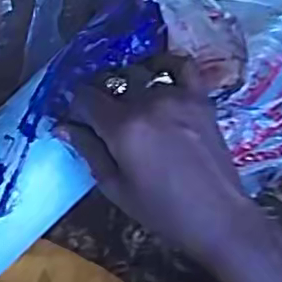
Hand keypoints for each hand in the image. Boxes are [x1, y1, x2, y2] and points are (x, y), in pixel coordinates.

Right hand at [56, 57, 270, 265]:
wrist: (217, 216)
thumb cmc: (161, 210)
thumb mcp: (115, 187)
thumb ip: (88, 150)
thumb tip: (64, 126)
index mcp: (122, 127)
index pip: (85, 98)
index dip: (75, 106)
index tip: (76, 119)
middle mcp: (147, 102)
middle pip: (110, 81)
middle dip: (98, 95)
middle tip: (99, 116)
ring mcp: (177, 96)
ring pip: (140, 73)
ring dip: (127, 85)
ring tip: (128, 104)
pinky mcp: (200, 98)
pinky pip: (181, 66)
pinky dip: (165, 65)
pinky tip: (157, 75)